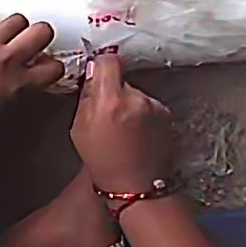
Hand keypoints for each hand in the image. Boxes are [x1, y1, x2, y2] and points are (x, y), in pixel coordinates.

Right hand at [71, 53, 174, 192]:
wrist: (135, 185)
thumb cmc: (104, 161)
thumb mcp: (79, 129)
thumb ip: (86, 97)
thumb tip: (93, 75)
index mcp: (110, 101)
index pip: (109, 61)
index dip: (101, 65)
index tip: (98, 71)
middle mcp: (136, 99)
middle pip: (122, 78)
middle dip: (113, 90)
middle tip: (106, 114)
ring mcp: (154, 106)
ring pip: (136, 92)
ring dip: (129, 103)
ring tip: (123, 129)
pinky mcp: (166, 114)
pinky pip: (148, 104)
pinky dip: (142, 113)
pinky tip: (136, 133)